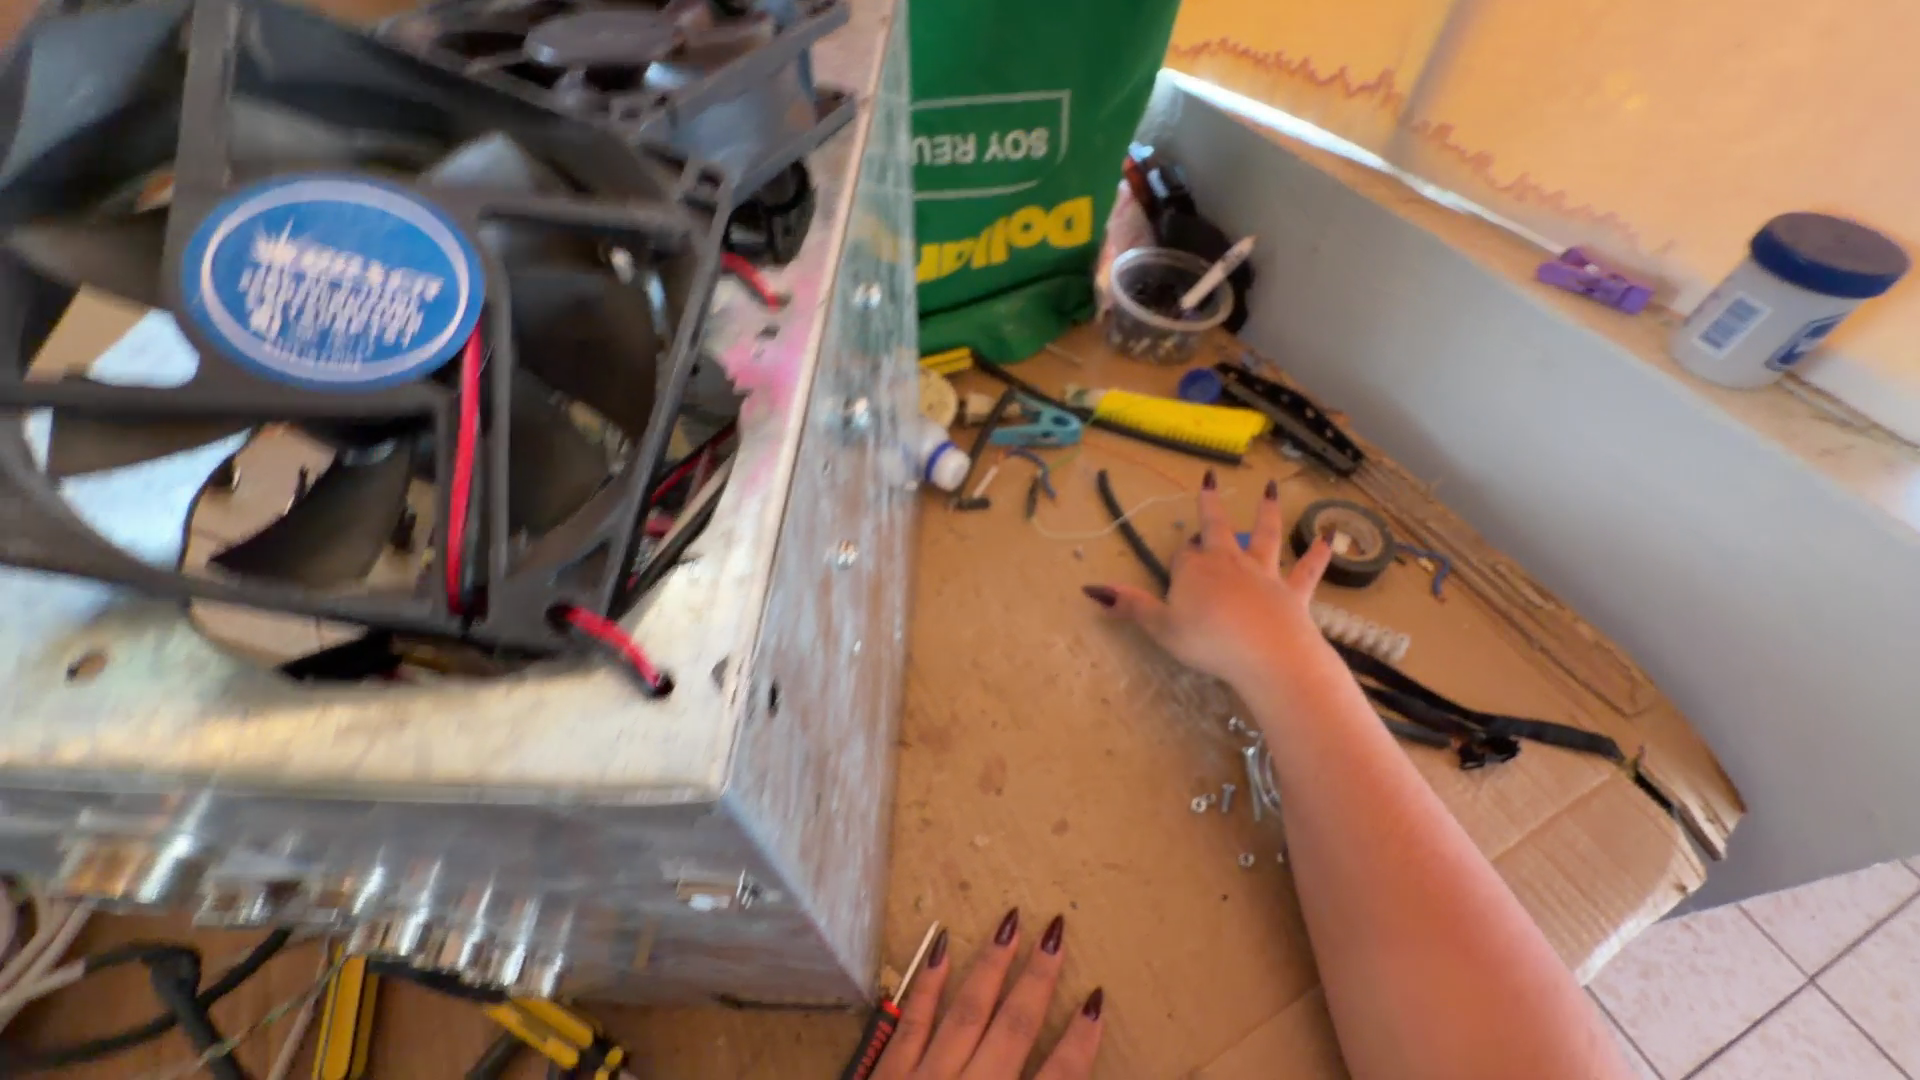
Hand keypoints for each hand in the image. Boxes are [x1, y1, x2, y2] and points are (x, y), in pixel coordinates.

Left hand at [873, 909, 1103, 1079]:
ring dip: (992, 966)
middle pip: (1014, 1030)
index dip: (1080, 1041)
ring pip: (967, 1013)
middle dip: (1038, 979)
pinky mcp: (887, 1078)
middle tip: (1056, 928)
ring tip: (1010, 922)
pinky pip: (912, 1023)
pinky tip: (943, 948)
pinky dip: (929, 987)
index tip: (1097, 997)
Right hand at [1082, 471, 1334, 692]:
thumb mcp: (1161, 628)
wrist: (1267, 656)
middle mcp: (1229, 563)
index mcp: (1194, 570)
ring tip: (1272, 488)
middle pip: (1218, 529)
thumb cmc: (1209, 642)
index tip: (1177, 570)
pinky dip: (1318, 555)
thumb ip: (1131, 607)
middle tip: (1209, 480)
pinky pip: (1307, 571)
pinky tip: (1330, 539)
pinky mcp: (1294, 594)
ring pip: (1265, 537)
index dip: (1180, 560)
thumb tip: (1092, 589)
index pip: (1183, 556)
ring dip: (1267, 512)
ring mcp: (1264, 576)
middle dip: (1210, 506)